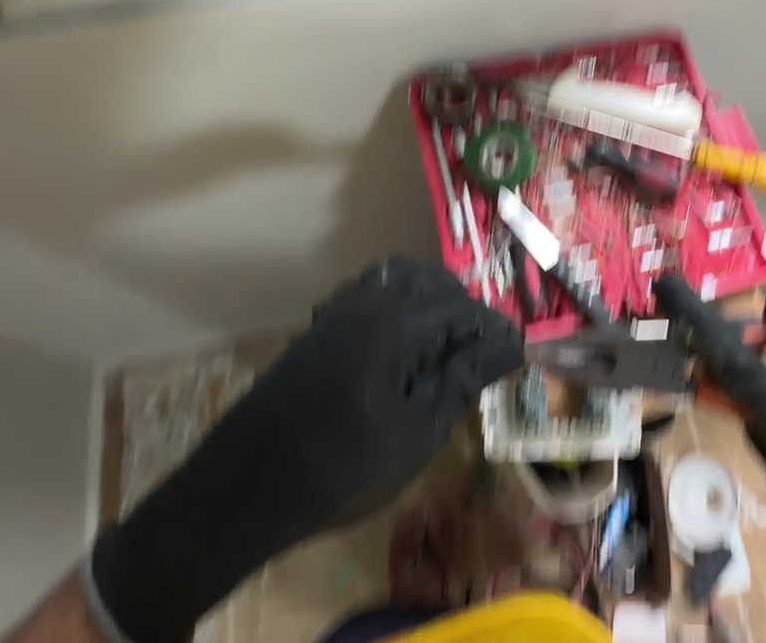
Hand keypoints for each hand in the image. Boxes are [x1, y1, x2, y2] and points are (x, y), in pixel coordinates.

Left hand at [87, 256, 522, 642]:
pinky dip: (393, 308)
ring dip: (426, 302)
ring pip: (396, 280)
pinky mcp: (317, 328)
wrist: (249, 485)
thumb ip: (463, 377)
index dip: (495, 333)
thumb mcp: (418, 429)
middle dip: (463, 310)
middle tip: (480, 354)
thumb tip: (510, 344)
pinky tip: (396, 350)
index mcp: (399, 323)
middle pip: (431, 282)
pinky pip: (366, 295)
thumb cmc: (344, 466)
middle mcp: (369, 302)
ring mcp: (337, 311)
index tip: (516, 356)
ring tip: (440, 347)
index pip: (465, 311)